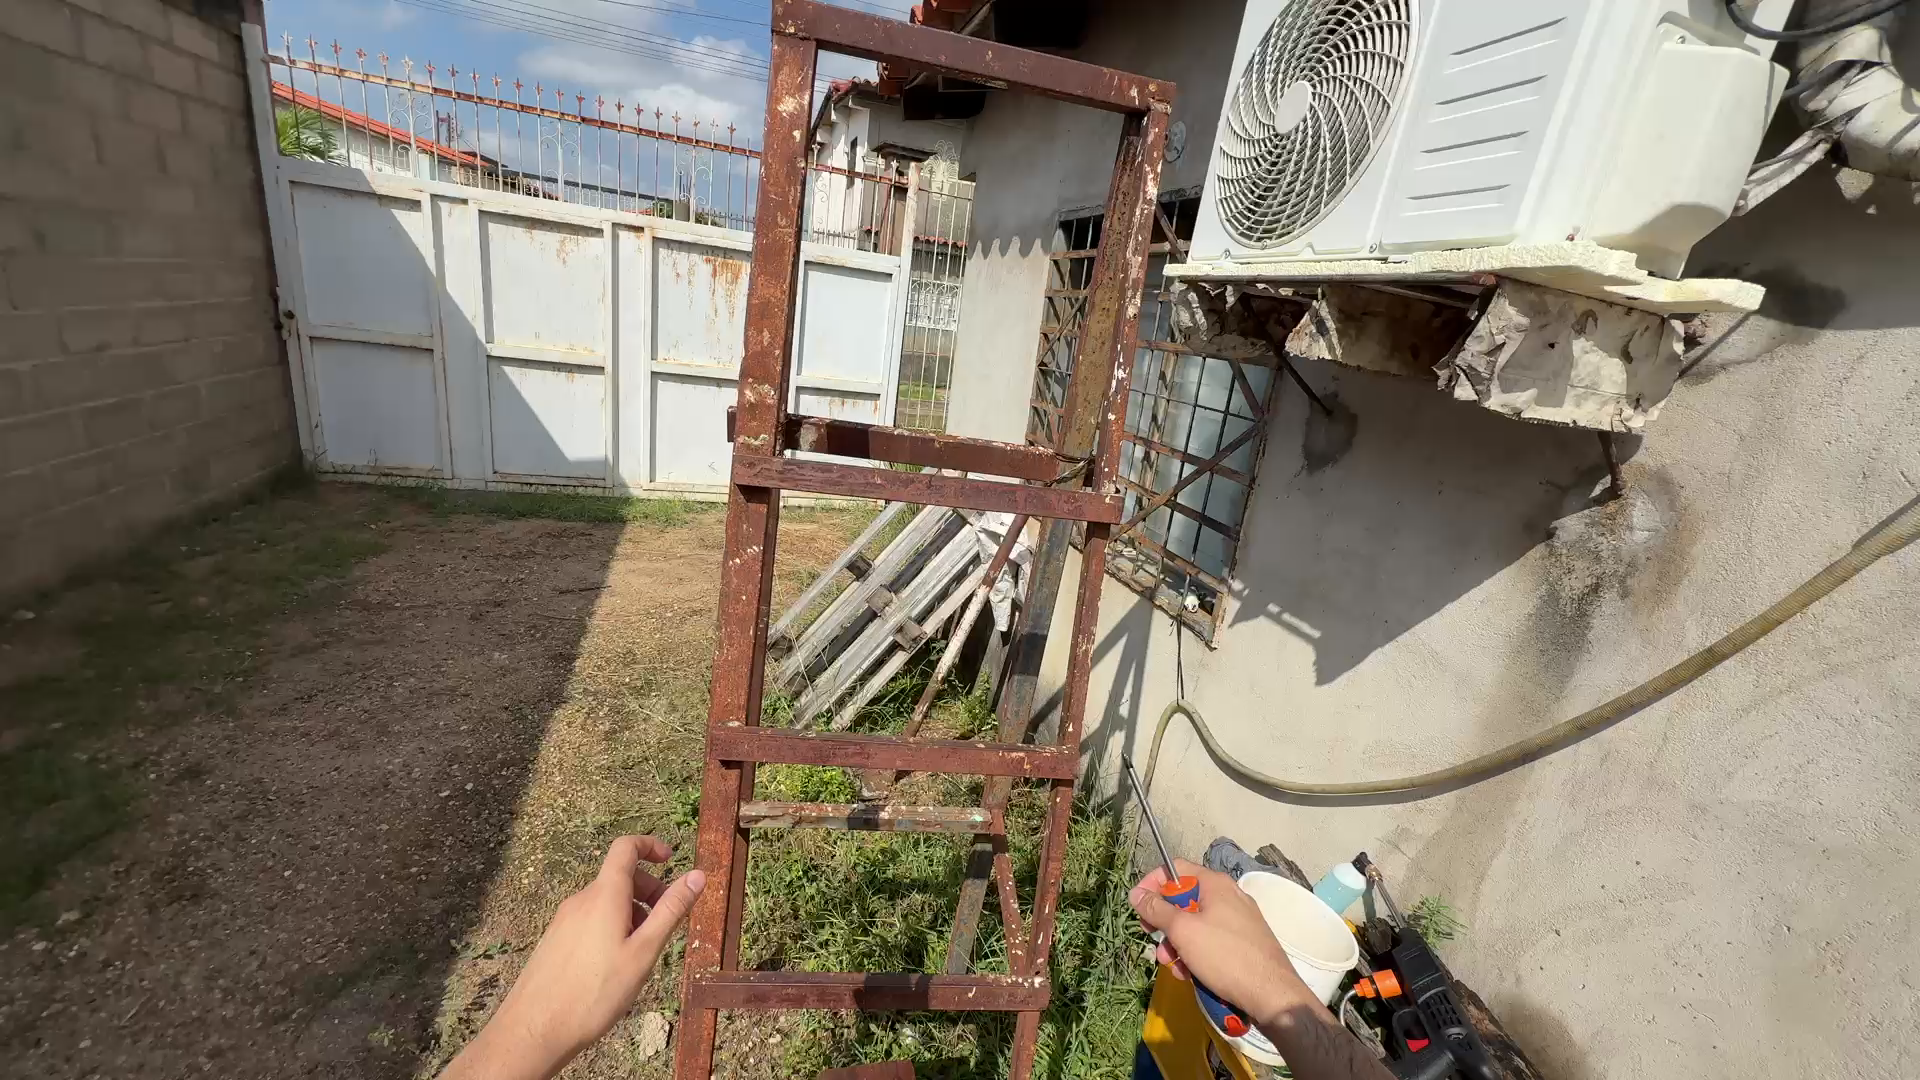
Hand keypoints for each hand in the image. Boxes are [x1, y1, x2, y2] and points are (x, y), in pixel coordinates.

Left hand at [443, 836, 705, 1079]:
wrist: (529, 1037)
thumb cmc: (594, 992)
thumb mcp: (644, 951)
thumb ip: (671, 910)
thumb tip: (698, 874)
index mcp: (604, 894)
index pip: (626, 847)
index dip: (650, 845)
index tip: (670, 860)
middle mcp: (581, 900)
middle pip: (619, 877)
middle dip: (648, 889)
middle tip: (665, 921)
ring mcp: (563, 921)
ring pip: (605, 902)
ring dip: (631, 912)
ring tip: (641, 950)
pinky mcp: (552, 942)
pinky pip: (589, 920)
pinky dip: (610, 926)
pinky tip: (613, 965)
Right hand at [1128, 860, 1315, 1026]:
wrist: (1275, 998)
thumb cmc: (1225, 956)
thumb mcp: (1183, 930)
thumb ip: (1156, 909)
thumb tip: (1136, 893)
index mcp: (1215, 883)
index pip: (1175, 869)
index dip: (1152, 884)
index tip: (1139, 906)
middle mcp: (1229, 895)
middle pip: (1185, 900)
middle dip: (1166, 924)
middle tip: (1155, 942)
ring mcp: (1240, 921)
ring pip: (1198, 925)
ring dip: (1180, 945)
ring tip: (1175, 968)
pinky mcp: (1247, 944)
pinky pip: (1213, 941)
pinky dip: (1199, 955)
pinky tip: (1194, 976)